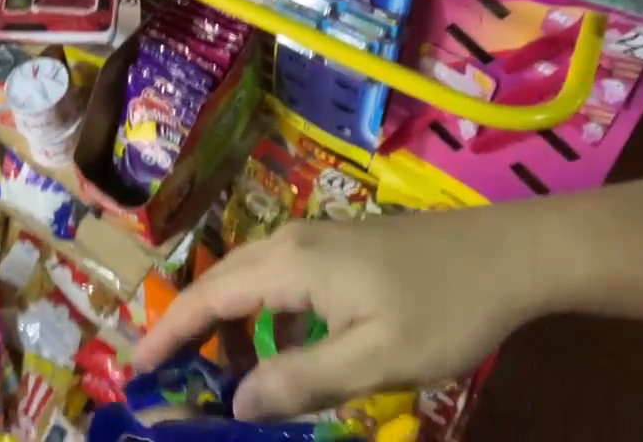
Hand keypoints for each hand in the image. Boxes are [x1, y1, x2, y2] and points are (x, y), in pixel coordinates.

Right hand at [133, 204, 577, 420]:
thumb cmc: (442, 309)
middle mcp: (291, 242)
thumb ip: (302, 380)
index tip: (135, 368)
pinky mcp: (338, 248)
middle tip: (169, 378)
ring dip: (231, 325)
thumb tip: (236, 402)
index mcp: (291, 263)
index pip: (210, 297)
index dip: (170, 332)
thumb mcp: (375, 359)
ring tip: (223, 377)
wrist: (507, 254)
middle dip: (191, 328)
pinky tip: (286, 354)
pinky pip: (281, 282)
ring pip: (251, 280)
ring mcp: (316, 240)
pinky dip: (266, 319)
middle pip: (222, 282)